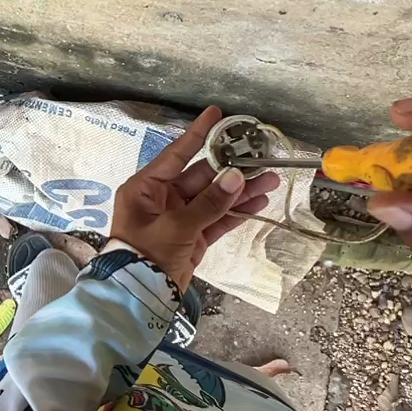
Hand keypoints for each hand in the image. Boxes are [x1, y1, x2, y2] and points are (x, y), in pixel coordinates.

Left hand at [111, 106, 282, 289]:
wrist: (140, 296)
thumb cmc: (147, 255)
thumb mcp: (176, 227)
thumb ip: (209, 203)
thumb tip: (235, 177)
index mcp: (145, 188)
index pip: (175, 155)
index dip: (197, 135)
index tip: (216, 114)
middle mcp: (160, 198)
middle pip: (200, 177)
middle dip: (231, 169)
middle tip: (261, 157)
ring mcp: (177, 218)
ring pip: (212, 198)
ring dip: (240, 190)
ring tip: (271, 179)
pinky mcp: (191, 237)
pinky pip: (216, 219)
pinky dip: (236, 212)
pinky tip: (259, 201)